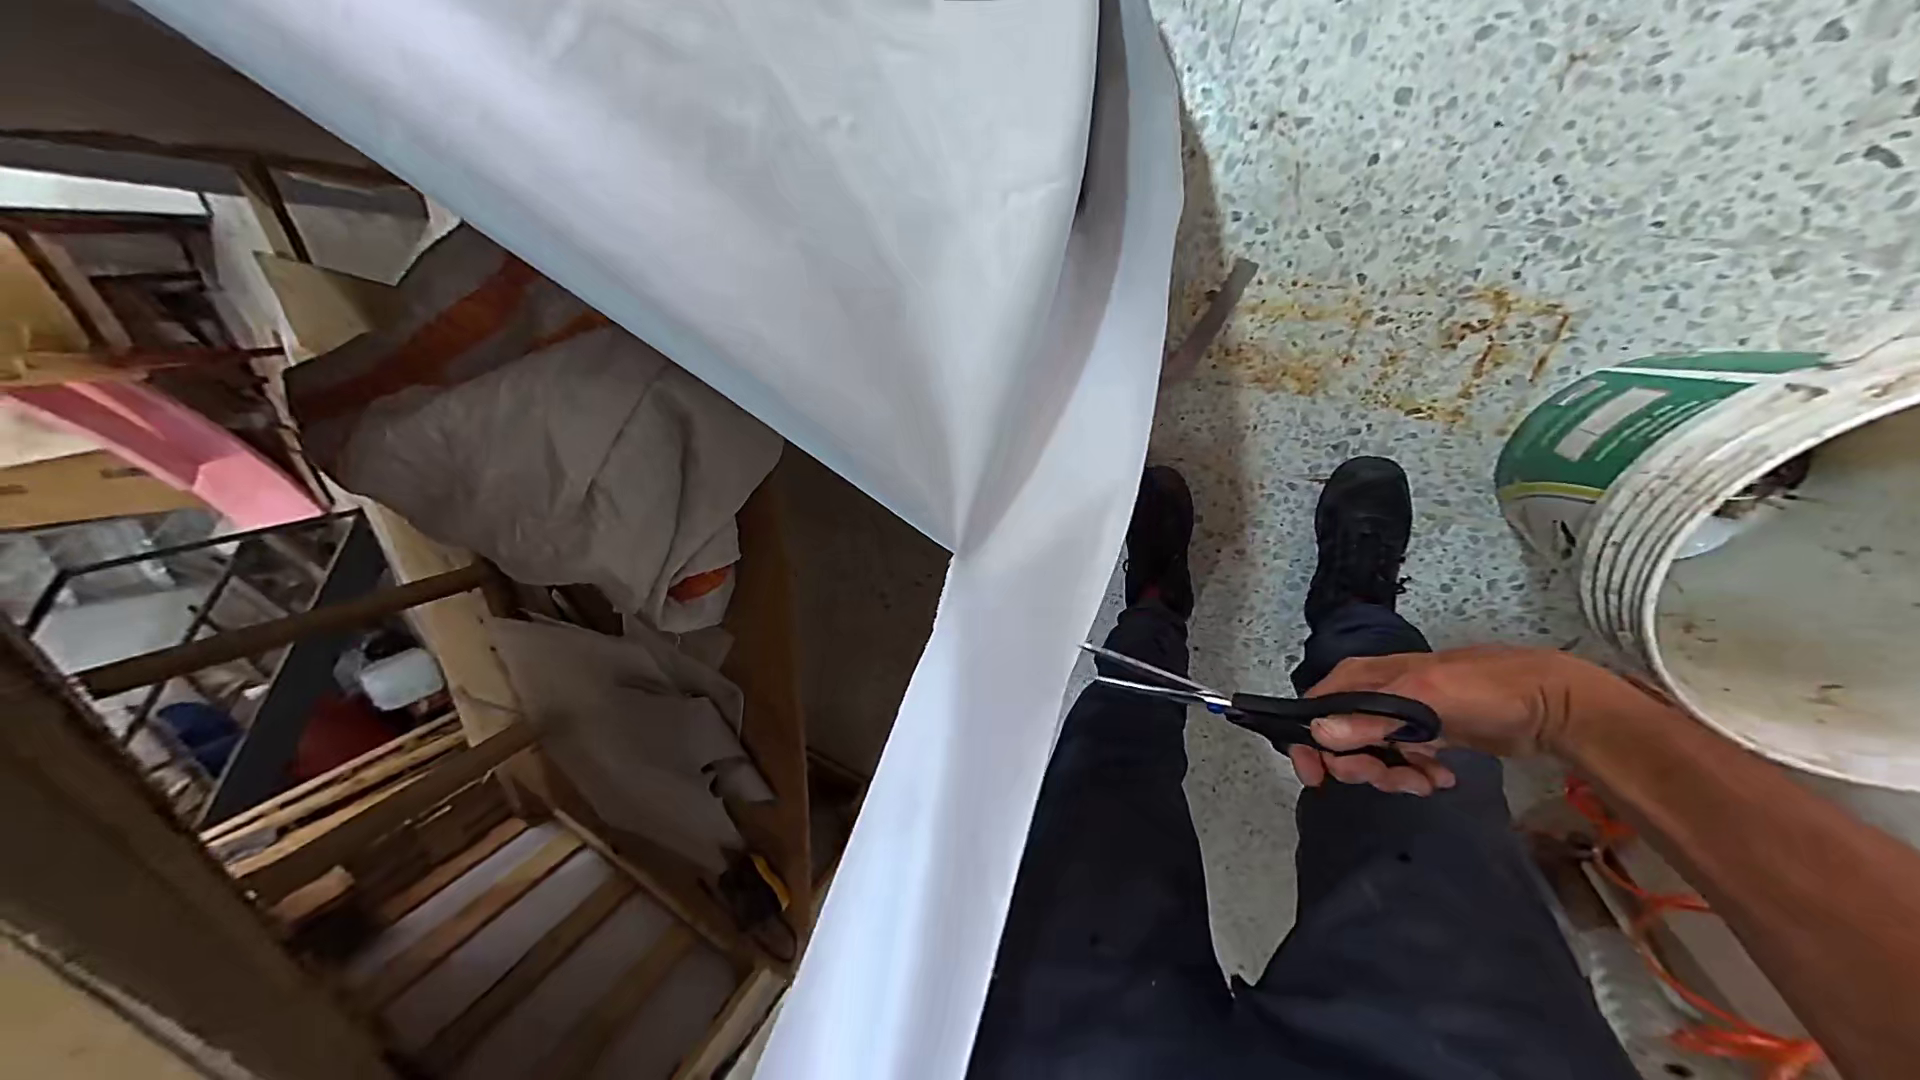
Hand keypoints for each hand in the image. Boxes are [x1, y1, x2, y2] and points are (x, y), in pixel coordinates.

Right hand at [1285, 646, 1631, 795]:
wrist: (1554, 703)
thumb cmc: (1481, 691)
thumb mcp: (1422, 700)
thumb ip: (1370, 719)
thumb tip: (1319, 734)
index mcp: (1360, 677)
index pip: (1314, 709)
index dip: (1309, 743)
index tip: (1318, 777)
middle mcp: (1371, 694)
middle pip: (1338, 737)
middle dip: (1360, 765)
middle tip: (1391, 780)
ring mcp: (1398, 715)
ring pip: (1370, 753)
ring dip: (1391, 775)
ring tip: (1427, 782)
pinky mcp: (1423, 734)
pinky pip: (1401, 760)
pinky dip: (1414, 774)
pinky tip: (1440, 778)